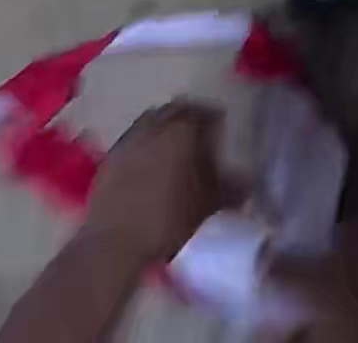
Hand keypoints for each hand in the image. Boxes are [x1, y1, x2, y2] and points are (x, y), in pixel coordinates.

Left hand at [81, 100, 225, 262]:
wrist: (111, 247)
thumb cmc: (170, 218)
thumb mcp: (211, 202)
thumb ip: (233, 187)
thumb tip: (248, 183)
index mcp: (186, 130)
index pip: (207, 111)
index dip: (216, 118)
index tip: (221, 129)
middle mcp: (157, 127)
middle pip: (177, 109)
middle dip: (189, 115)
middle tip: (198, 131)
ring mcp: (129, 142)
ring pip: (151, 120)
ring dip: (163, 126)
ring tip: (171, 144)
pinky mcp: (108, 161)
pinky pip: (131, 139)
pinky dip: (142, 143)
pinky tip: (146, 163)